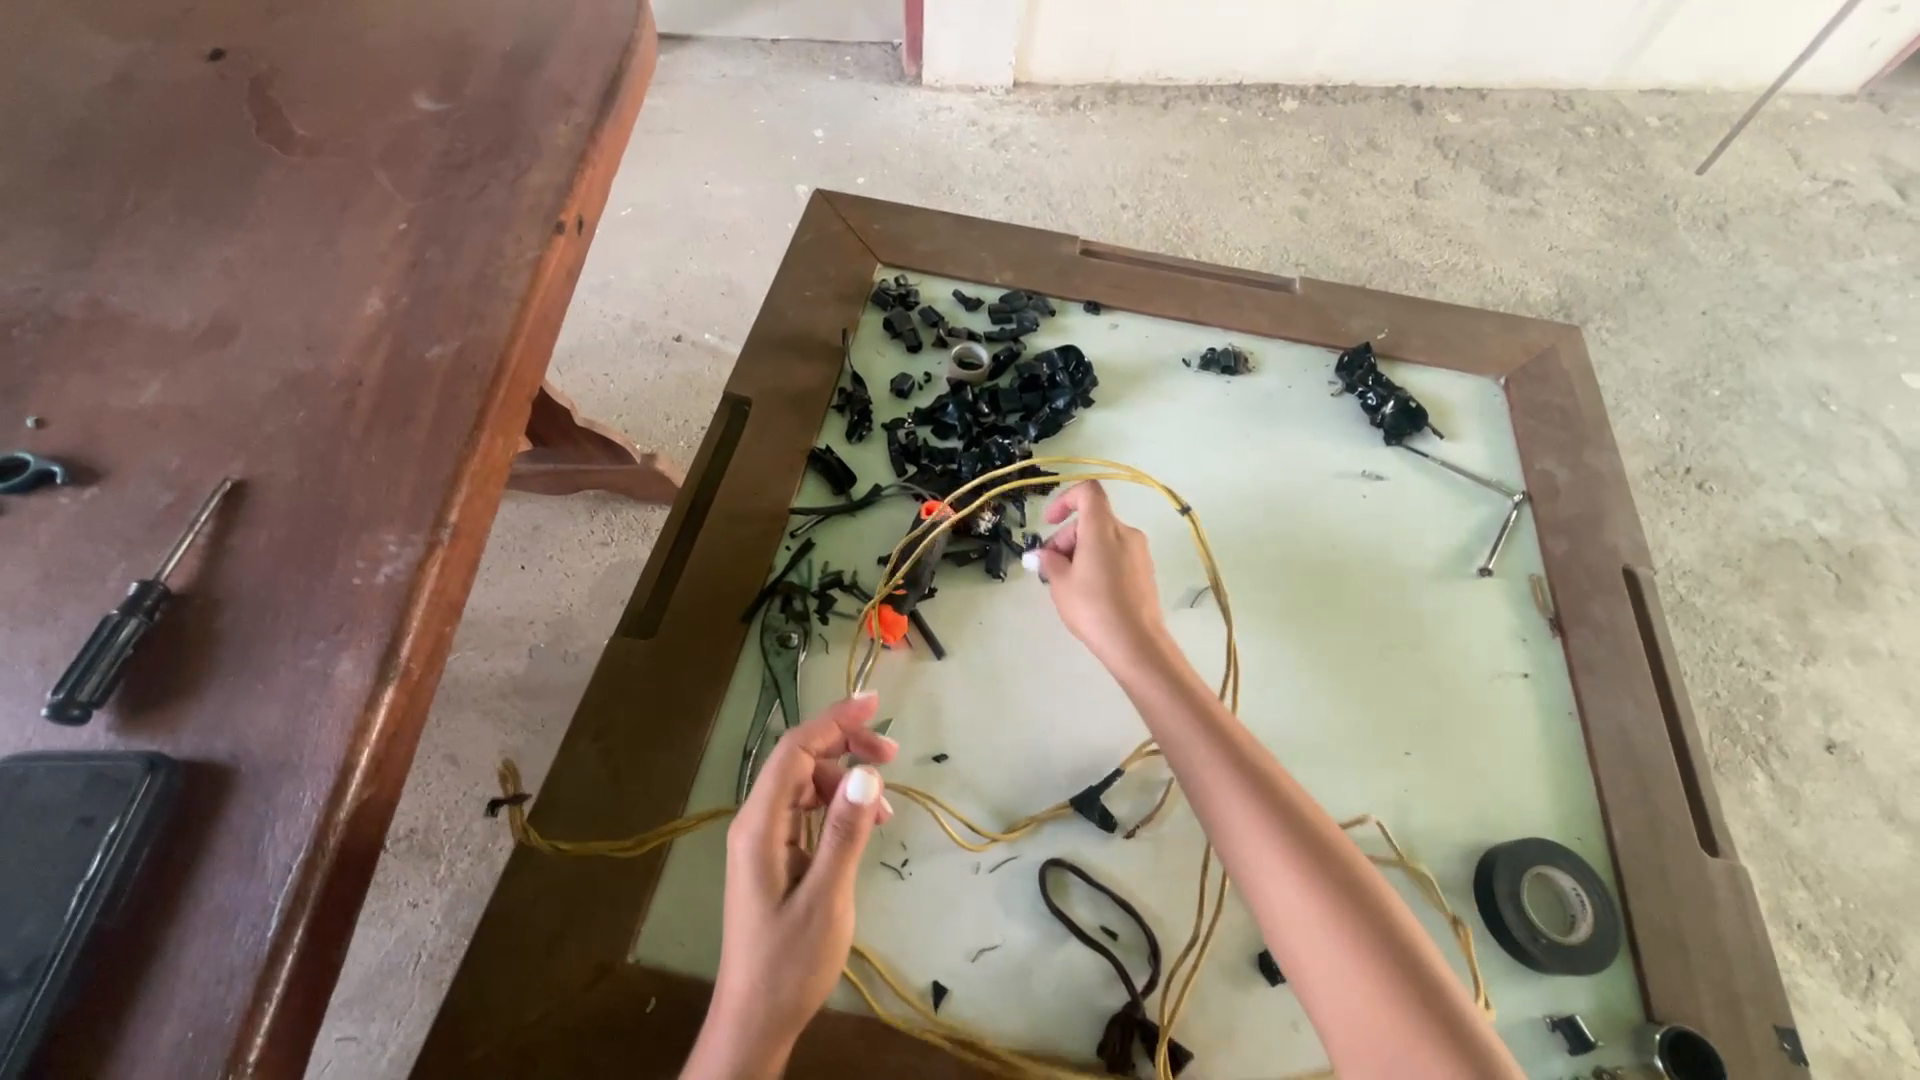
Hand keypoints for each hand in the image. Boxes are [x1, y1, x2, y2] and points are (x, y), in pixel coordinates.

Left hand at [683, 693, 897, 1079]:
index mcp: (759, 825)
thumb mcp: (826, 897)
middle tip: (893, 755)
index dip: (833, 720)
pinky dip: (838, 807)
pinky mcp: (775, 855)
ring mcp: (764, 839)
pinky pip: (807, 811)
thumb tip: (868, 771)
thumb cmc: (789, 963)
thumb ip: (845, 832)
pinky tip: (866, 824)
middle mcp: (756, 822)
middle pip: (800, 761)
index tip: (875, 704)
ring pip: (806, 784)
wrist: (755, 1020)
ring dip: (847, 782)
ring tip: (887, 810)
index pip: (795, 751)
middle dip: (846, 747)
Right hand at [1035, 480, 1170, 666]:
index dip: (1065, 499)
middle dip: (1067, 537)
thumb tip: (1045, 554)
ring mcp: (1140, 552)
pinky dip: (1099, 562)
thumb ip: (1050, 561)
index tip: (1050, 522)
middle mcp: (1125, 533)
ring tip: (1067, 583)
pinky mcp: (1146, 571)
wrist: (1135, 642)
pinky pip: (1117, 555)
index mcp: (1103, 528)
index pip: (1088, 492)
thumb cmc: (1093, 608)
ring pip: (1104, 538)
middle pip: (1092, 520)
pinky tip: (1089, 592)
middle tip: (1050, 567)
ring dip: (1082, 551)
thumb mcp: (1060, 583)